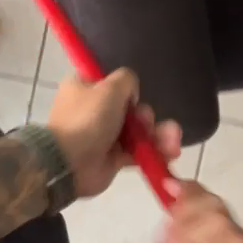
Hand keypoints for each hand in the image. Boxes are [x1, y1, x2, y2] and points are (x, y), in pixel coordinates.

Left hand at [44, 69, 182, 198]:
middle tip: (146, 121)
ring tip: (172, 141)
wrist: (71, 162)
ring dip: (157, 134)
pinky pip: (138, 151)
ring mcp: (103, 134)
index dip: (125, 88)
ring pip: (137, 131)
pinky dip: (154, 152)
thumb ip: (125, 80)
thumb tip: (131, 92)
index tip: (133, 96)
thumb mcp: (108, 88)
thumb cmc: (87, 118)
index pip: (109, 82)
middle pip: (129, 108)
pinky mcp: (113, 157)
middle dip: (145, 115)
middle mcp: (92, 109)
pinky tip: (170, 153)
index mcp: (83, 87)